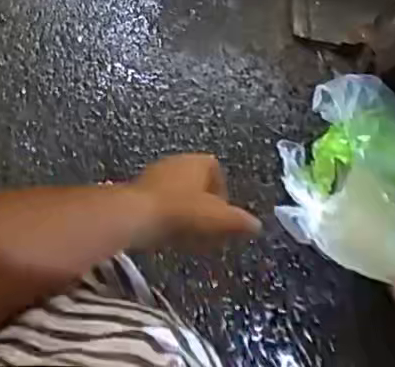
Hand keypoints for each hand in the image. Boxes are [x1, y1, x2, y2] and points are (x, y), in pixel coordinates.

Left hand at [128, 153, 259, 246]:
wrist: (138, 215)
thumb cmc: (183, 213)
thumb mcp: (217, 219)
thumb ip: (239, 221)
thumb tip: (256, 224)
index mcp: (198, 161)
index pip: (216, 169)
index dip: (222, 192)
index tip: (222, 216)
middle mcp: (178, 160)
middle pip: (197, 180)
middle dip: (204, 203)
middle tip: (208, 227)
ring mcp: (158, 171)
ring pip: (179, 189)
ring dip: (186, 209)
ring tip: (189, 234)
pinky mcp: (141, 187)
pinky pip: (162, 199)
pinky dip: (169, 213)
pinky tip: (168, 232)